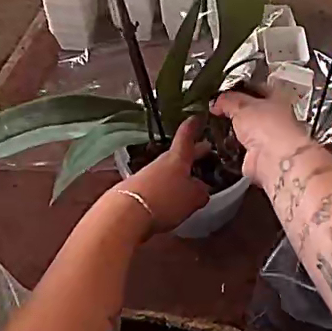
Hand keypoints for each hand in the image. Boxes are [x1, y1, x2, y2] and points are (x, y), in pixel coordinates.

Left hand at [113, 116, 211, 233]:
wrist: (125, 214)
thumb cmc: (166, 198)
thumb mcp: (193, 197)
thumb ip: (201, 191)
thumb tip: (202, 189)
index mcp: (178, 158)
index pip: (186, 135)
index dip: (193, 126)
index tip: (197, 116)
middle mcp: (161, 163)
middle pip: (178, 154)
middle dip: (192, 152)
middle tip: (205, 149)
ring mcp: (146, 176)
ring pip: (167, 170)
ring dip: (179, 173)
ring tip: (191, 182)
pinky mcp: (135, 191)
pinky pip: (157, 185)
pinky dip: (166, 189)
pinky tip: (171, 200)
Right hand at [211, 88, 311, 185]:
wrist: (274, 159)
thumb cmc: (269, 126)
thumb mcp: (242, 105)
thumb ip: (228, 100)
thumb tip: (217, 101)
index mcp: (277, 97)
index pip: (257, 87)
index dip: (240, 88)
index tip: (224, 91)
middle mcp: (274, 117)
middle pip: (250, 110)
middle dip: (234, 111)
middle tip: (218, 109)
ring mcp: (266, 137)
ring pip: (244, 129)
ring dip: (232, 130)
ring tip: (217, 126)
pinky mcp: (257, 155)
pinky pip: (239, 148)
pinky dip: (230, 147)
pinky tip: (221, 143)